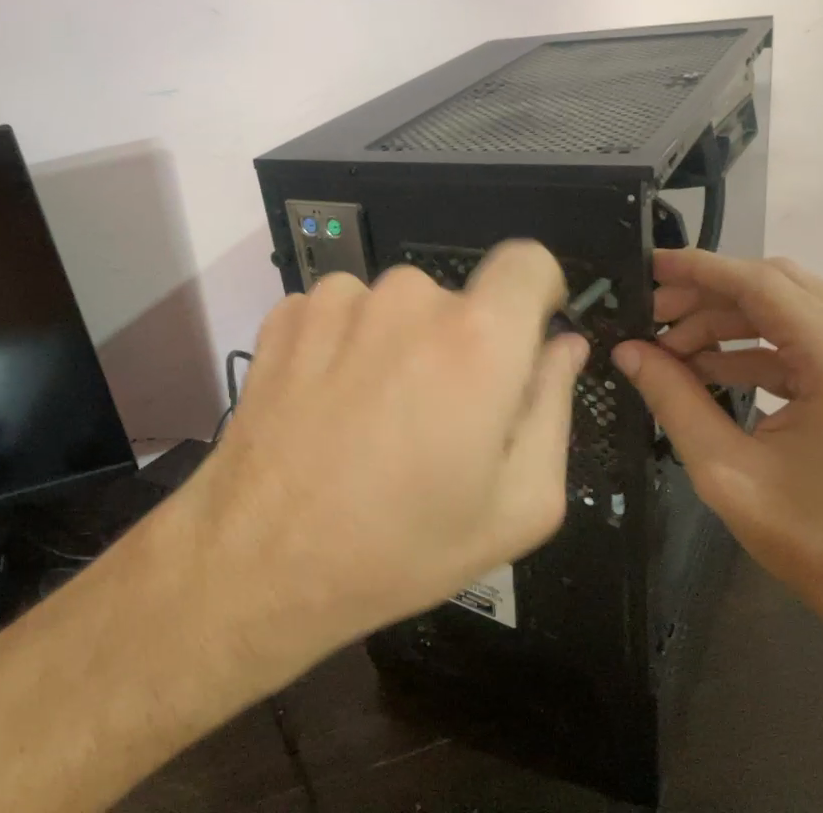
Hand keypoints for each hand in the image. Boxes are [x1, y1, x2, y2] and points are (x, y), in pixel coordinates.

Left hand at [185, 241, 588, 660]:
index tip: (519, 345)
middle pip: (457, 300)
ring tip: (370, 421)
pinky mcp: (286, 314)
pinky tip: (327, 408)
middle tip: (433, 423)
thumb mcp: (517, 506)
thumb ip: (553, 408)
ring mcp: (337, 300)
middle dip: (458, 347)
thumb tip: (562, 346)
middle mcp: (406, 299)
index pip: (528, 262)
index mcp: (477, 340)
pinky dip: (343, 348)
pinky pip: (341, 314)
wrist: (260, 560)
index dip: (534, 297)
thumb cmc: (400, 547)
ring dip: (395, 347)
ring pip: (394, 309)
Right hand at [610, 249, 822, 652]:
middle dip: (709, 295)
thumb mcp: (728, 472)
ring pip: (795, 310)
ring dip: (732, 323)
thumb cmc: (820, 543)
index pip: (761, 285)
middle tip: (651, 318)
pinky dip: (761, 348)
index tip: (647, 267)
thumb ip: (673, 400)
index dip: (698, 269)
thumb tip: (628, 350)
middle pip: (779, 287)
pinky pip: (813, 342)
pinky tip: (714, 373)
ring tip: (673, 351)